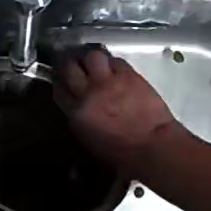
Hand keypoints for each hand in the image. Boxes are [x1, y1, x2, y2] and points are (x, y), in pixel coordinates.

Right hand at [58, 46, 183, 173]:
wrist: (152, 146)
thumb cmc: (122, 154)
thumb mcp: (89, 142)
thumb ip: (79, 121)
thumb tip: (78, 112)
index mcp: (77, 114)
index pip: (59, 90)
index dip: (58, 82)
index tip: (60, 80)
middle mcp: (88, 93)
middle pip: (70, 68)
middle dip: (67, 62)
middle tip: (68, 59)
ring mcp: (108, 82)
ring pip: (91, 56)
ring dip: (89, 57)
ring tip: (91, 60)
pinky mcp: (128, 75)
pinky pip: (114, 60)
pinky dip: (111, 61)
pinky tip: (112, 66)